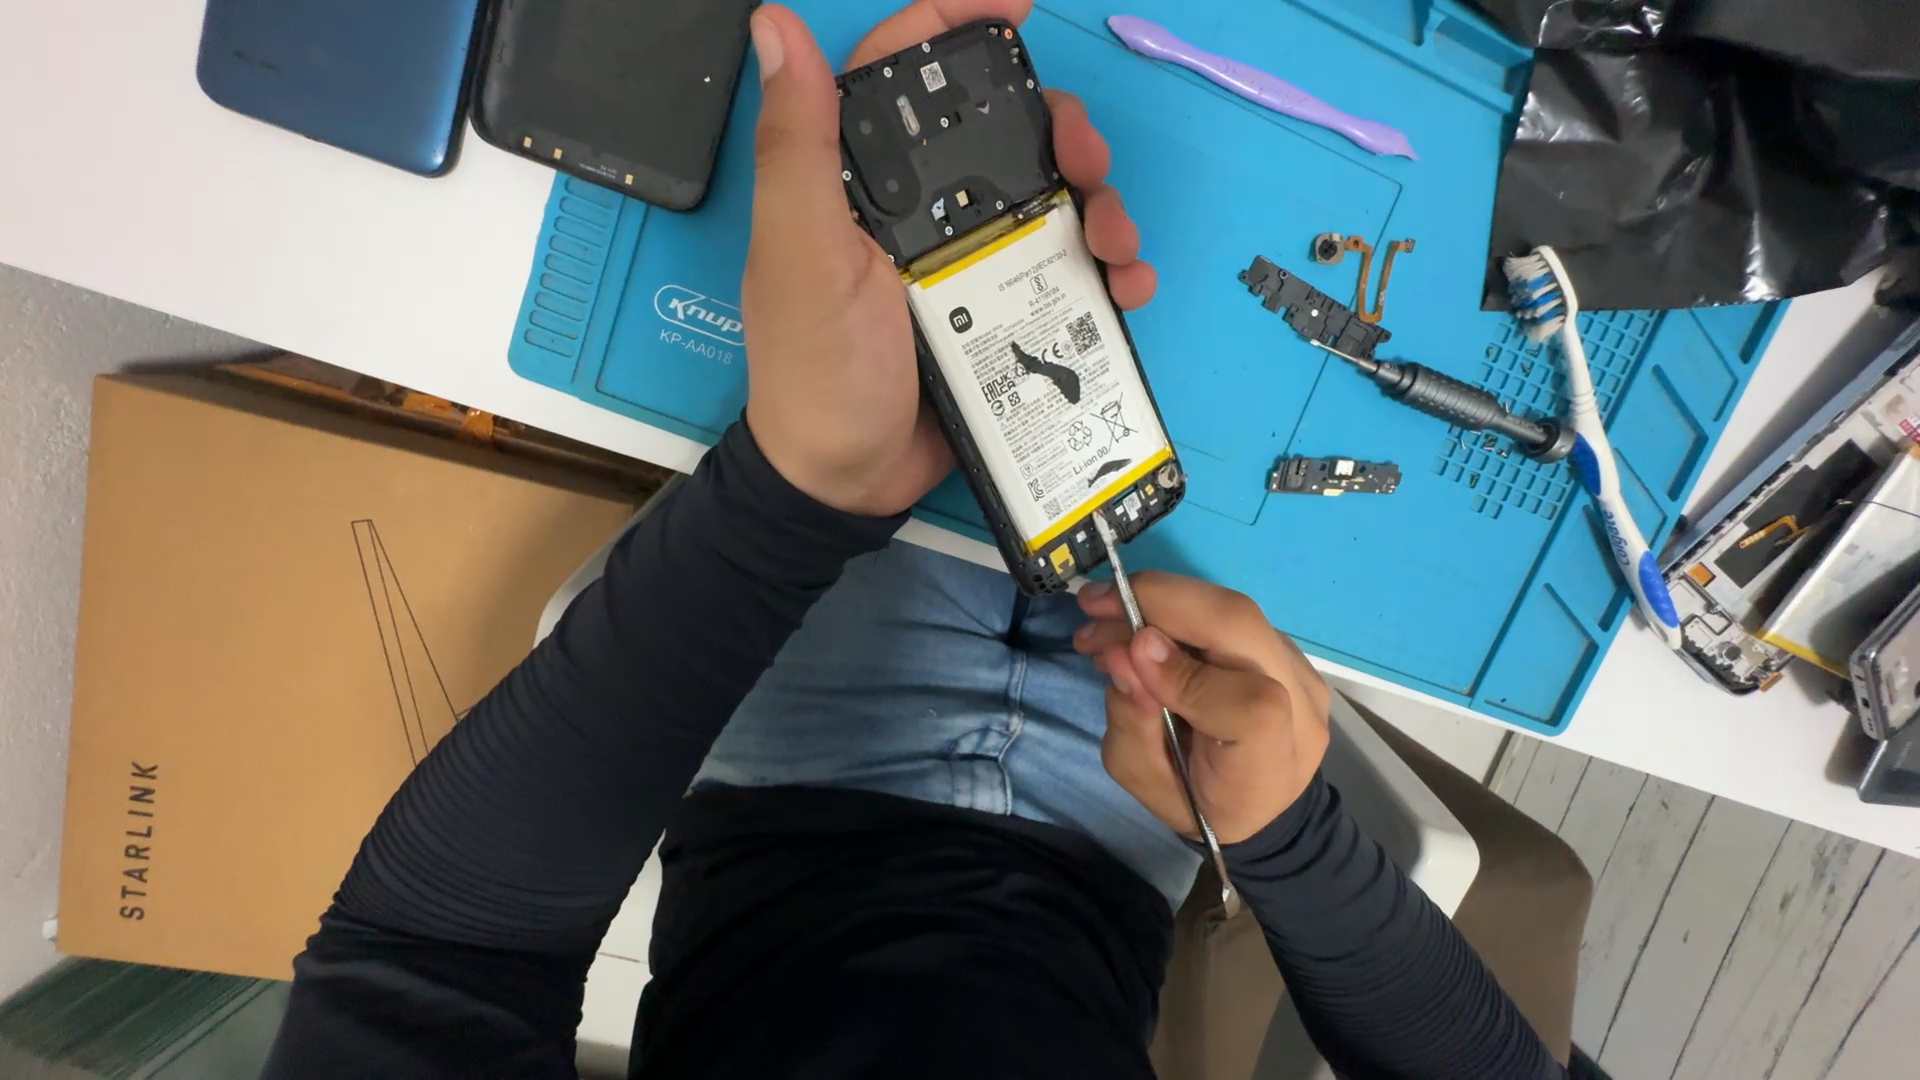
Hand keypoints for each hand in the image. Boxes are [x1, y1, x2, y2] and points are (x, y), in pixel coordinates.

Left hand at [741, 0, 1156, 516]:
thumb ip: (797, 149)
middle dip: (1058, 132)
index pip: (907, 81)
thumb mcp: (804, 256)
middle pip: (1002, 141)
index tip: (1018, 7)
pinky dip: (1103, 276)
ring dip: (1097, 204)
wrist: (851, 478)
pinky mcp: (1000, 319)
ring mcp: (965, 270)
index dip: (957, 28)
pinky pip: (1061, 281)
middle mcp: (919, 217)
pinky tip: (1125, 286)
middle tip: (1089, 157)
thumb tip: (778, 25)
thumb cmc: (822, 369)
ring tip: (1116, 238)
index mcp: (864, 188)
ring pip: (1047, 207)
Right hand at [1073, 573, 1330, 844]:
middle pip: (1239, 624)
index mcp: (1269, 759)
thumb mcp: (1144, 779)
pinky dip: (1174, 608)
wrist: (1256, 804)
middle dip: (1157, 600)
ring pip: (1231, 608)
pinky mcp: (1282, 649)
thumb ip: (1132, 722)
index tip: (1118, 656)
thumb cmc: (1195, 801)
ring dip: (1158, 599)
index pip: (1249, 704)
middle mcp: (1298, 704)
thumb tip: (1122, 652)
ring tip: (1100, 617)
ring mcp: (1297, 670)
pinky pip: (1227, 615)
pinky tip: (1137, 622)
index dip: (1183, 671)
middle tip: (1092, 605)